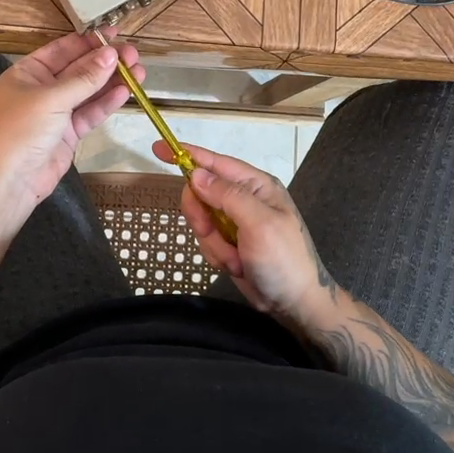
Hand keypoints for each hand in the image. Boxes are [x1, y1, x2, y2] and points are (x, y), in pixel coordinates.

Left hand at [0, 32, 141, 215]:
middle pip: (78, 69)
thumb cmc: (20, 130)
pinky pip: (90, 113)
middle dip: (105, 62)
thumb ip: (84, 78)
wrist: (9, 180)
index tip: (114, 34)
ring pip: (88, 91)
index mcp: (27, 72)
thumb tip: (112, 54)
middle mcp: (42, 89)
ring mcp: (56, 112)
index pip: (62, 50)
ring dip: (112, 81)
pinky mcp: (68, 133)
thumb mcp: (52, 98)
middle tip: (133, 54)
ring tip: (138, 71)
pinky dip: (107, 103)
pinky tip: (126, 92)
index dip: (88, 41)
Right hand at [150, 141, 337, 321]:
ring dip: (213, 243)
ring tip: (236, 258)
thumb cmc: (284, 260)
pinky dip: (217, 255)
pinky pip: (207, 241)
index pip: (215, 163)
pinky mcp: (230, 243)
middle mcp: (245, 199)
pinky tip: (236, 266)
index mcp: (257, 186)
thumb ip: (227, 196)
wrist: (294, 303)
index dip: (187, 155)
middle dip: (201, 216)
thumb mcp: (258, 224)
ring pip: (201, 221)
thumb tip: (196, 174)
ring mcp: (236, 223)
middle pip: (201, 193)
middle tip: (208, 231)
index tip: (159, 149)